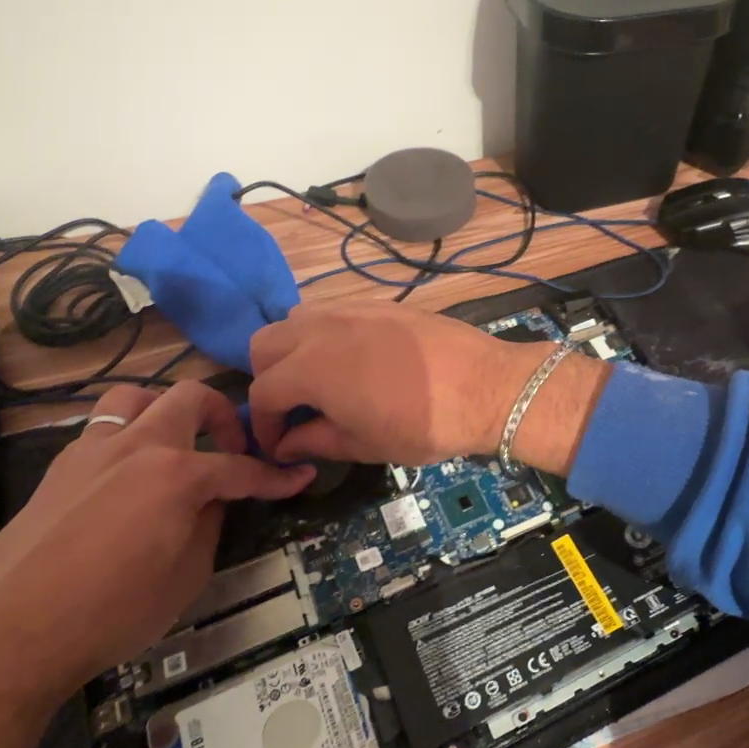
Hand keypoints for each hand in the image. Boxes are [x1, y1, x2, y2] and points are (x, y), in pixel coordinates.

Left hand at [0, 381, 312, 747]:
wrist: (7, 634)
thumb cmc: (111, 613)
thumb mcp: (186, 578)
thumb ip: (208, 526)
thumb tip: (212, 502)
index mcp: (176, 474)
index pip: (241, 467)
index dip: (276, 476)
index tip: (301, 477)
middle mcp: (136, 446)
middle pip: (190, 397)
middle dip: (224, 415)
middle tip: (233, 449)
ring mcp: (91, 451)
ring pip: (135, 396)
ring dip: (165, 410)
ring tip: (175, 444)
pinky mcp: (58, 469)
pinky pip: (102, 429)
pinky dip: (126, 436)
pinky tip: (128, 477)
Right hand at [247, 300, 609, 473]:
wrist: (486, 386)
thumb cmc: (425, 424)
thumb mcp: (366, 444)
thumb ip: (317, 440)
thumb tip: (288, 444)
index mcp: (311, 368)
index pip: (263, 393)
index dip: (263, 425)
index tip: (279, 444)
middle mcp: (322, 329)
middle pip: (266, 344)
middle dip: (268, 377)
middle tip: (292, 408)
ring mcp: (352, 309)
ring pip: (297, 318)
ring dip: (293, 347)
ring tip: (318, 379)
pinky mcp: (379, 303)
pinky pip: (333, 310)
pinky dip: (325, 332)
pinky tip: (351, 358)